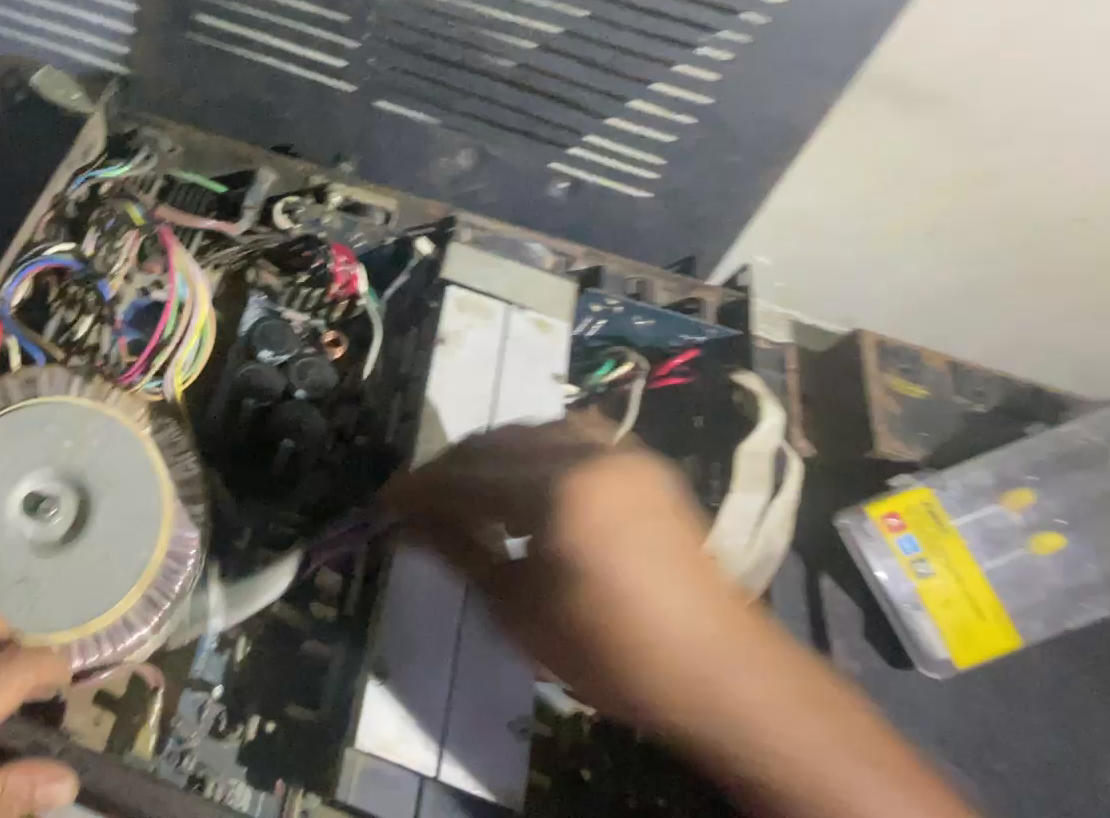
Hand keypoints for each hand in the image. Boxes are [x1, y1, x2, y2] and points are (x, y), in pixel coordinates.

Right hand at [380, 410, 747, 727]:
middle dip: (450, 469)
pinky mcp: (644, 465)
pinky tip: (528, 484)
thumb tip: (404, 520)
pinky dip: (537, 450)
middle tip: (420, 501)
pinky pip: (573, 436)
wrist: (723, 676)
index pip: (463, 476)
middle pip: (494, 443)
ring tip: (471, 492)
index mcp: (555, 491)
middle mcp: (587, 454)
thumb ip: (458, 549)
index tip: (385, 502)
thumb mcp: (519, 608)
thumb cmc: (612, 653)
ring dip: (492, 455)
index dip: (419, 489)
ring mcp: (621, 454)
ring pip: (532, 432)